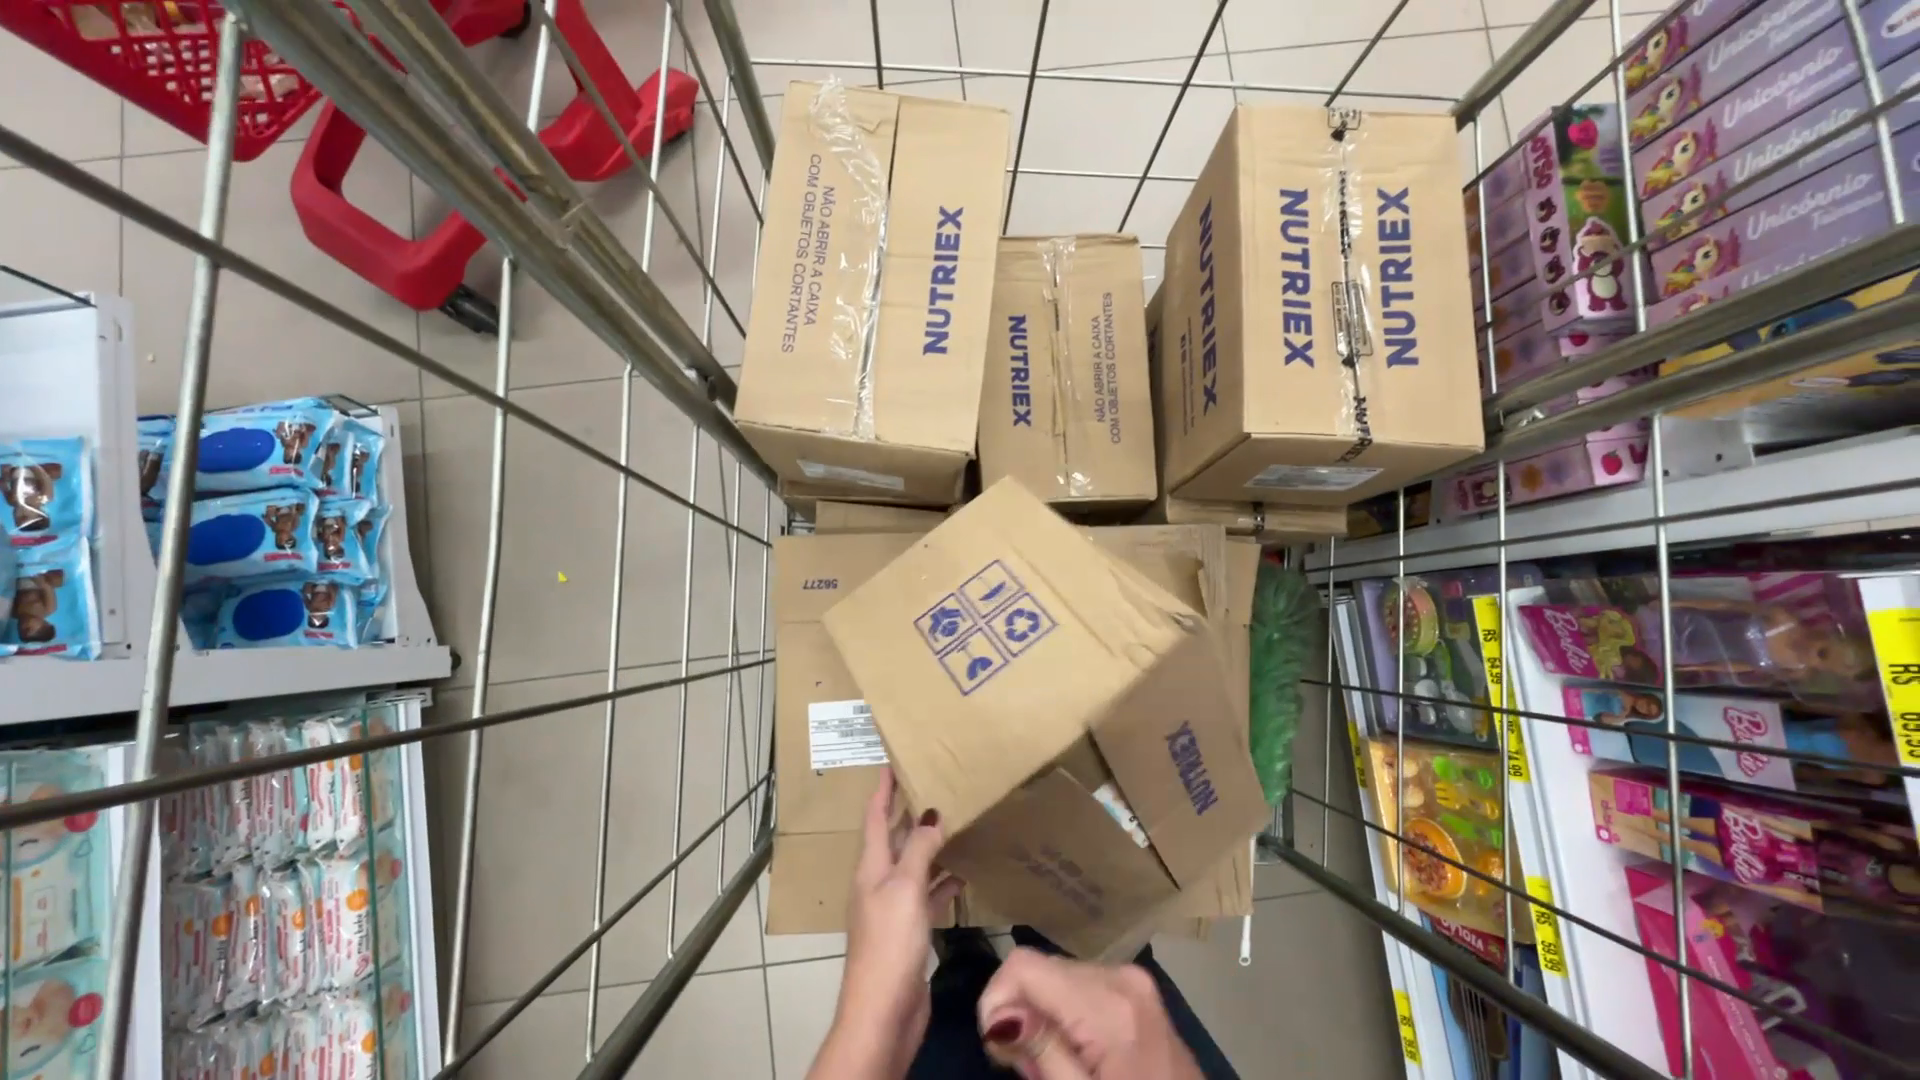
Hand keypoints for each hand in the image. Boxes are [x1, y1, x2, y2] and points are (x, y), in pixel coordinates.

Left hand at [808, 770, 962, 1079]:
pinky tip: (963, 872)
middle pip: (894, 838)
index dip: (883, 789)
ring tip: (955, 820)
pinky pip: (927, 893)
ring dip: (930, 844)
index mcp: (871, 867)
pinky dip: (942, 880)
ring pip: (913, 864)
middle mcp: (878, 881)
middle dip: (909, 811)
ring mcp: (893, 907)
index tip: (893, 761)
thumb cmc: (889, 944)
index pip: (876, 817)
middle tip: (934, 784)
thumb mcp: (905, 889)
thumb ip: (919, 851)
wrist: (883, 1012)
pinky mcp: (909, 930)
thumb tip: (930, 814)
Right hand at [977, 947, 1204, 1079]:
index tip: (999, 1051)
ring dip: (1042, 1015)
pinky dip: (1066, 1013)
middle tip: (1031, 1071)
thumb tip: (999, 1011)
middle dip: (1020, 1014)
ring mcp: (1134, 980)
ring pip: (1057, 976)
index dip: (996, 1000)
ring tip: (1056, 1067)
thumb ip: (1041, 1050)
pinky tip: (1078, 1054)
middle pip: (1040, 969)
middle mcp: (1121, 976)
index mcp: (1108, 1004)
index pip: (1023, 964)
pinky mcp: (1139, 990)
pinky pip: (1081, 986)